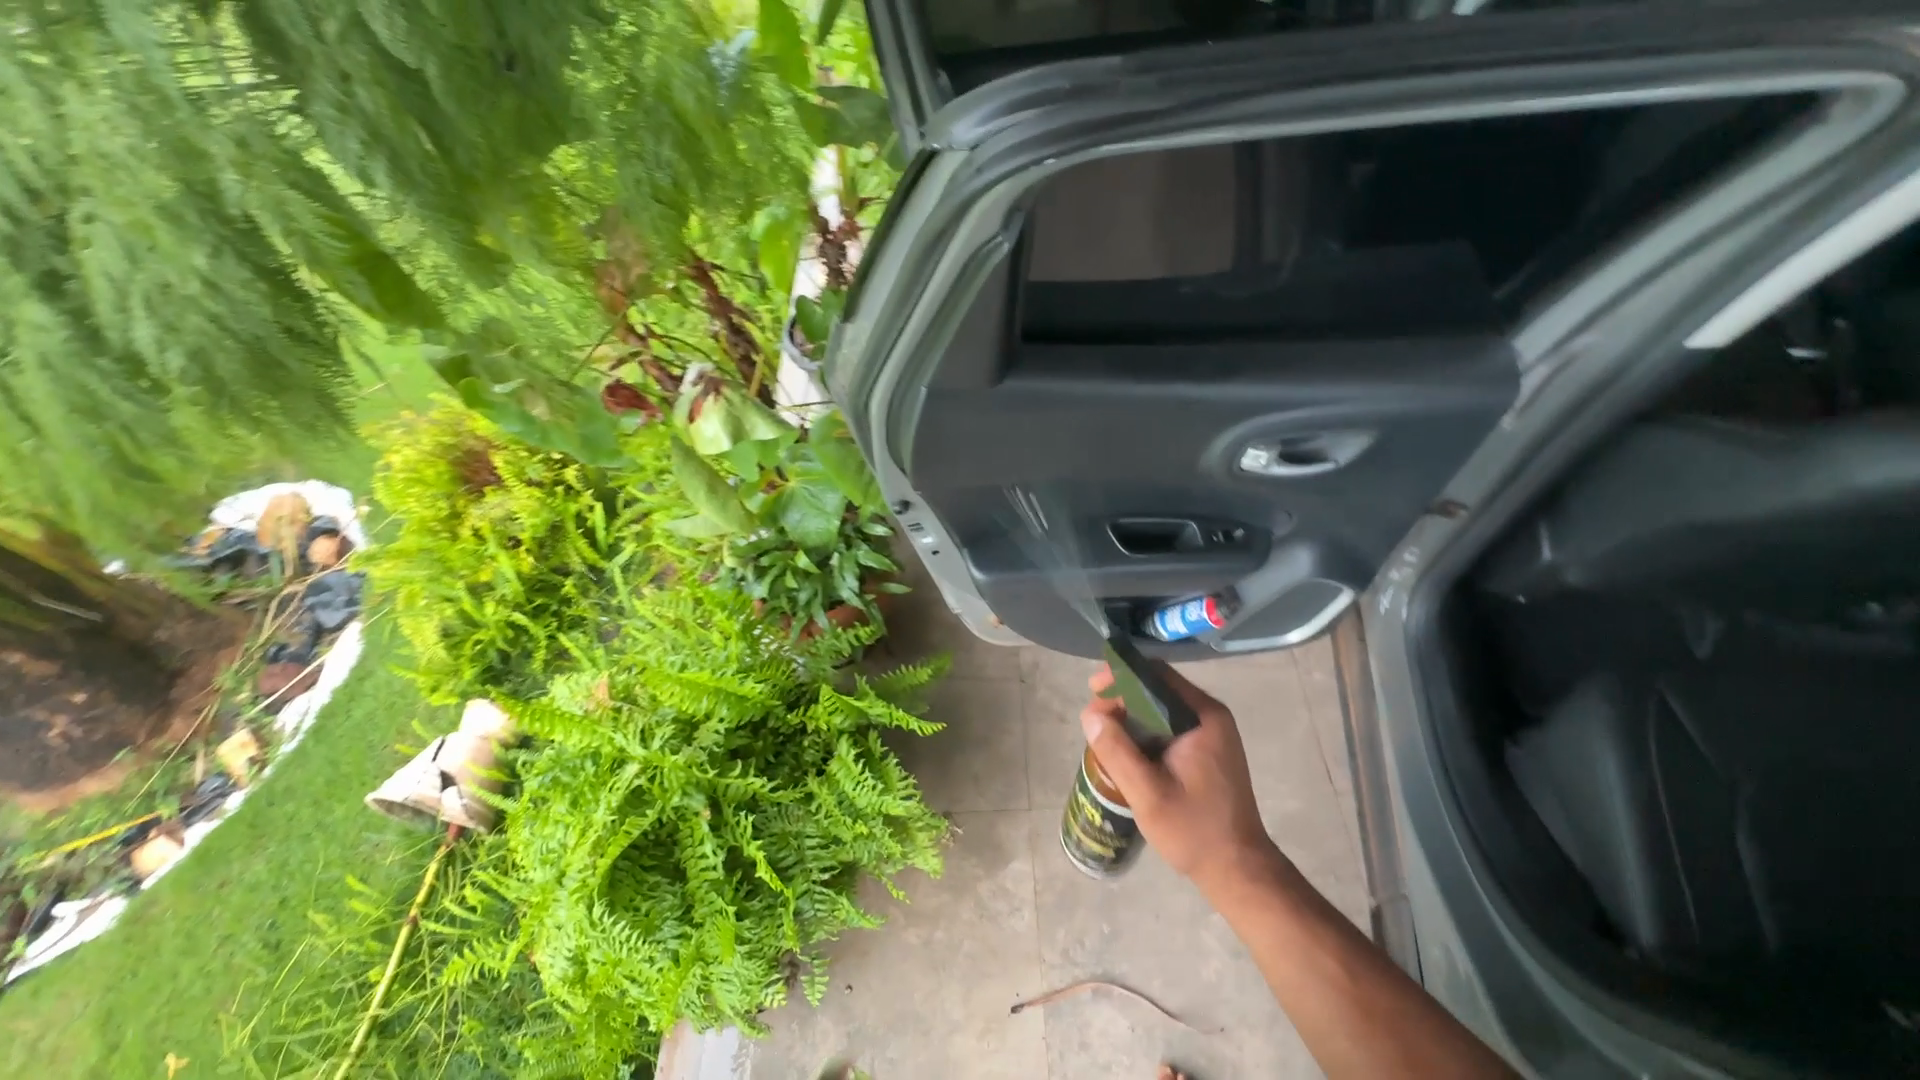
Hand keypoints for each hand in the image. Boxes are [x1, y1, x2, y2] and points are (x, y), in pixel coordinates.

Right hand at [1080, 664, 1288, 894]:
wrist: (1237, 868)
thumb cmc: (1194, 830)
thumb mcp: (1147, 792)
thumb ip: (1117, 750)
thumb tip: (1090, 715)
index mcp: (1203, 717)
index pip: (1157, 676)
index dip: (1122, 677)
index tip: (1093, 690)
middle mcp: (1210, 717)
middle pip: (1159, 690)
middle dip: (1122, 699)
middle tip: (1092, 720)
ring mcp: (1212, 735)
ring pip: (1163, 710)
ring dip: (1132, 718)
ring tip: (1103, 737)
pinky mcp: (1207, 752)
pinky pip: (1170, 728)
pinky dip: (1146, 733)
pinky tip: (1126, 753)